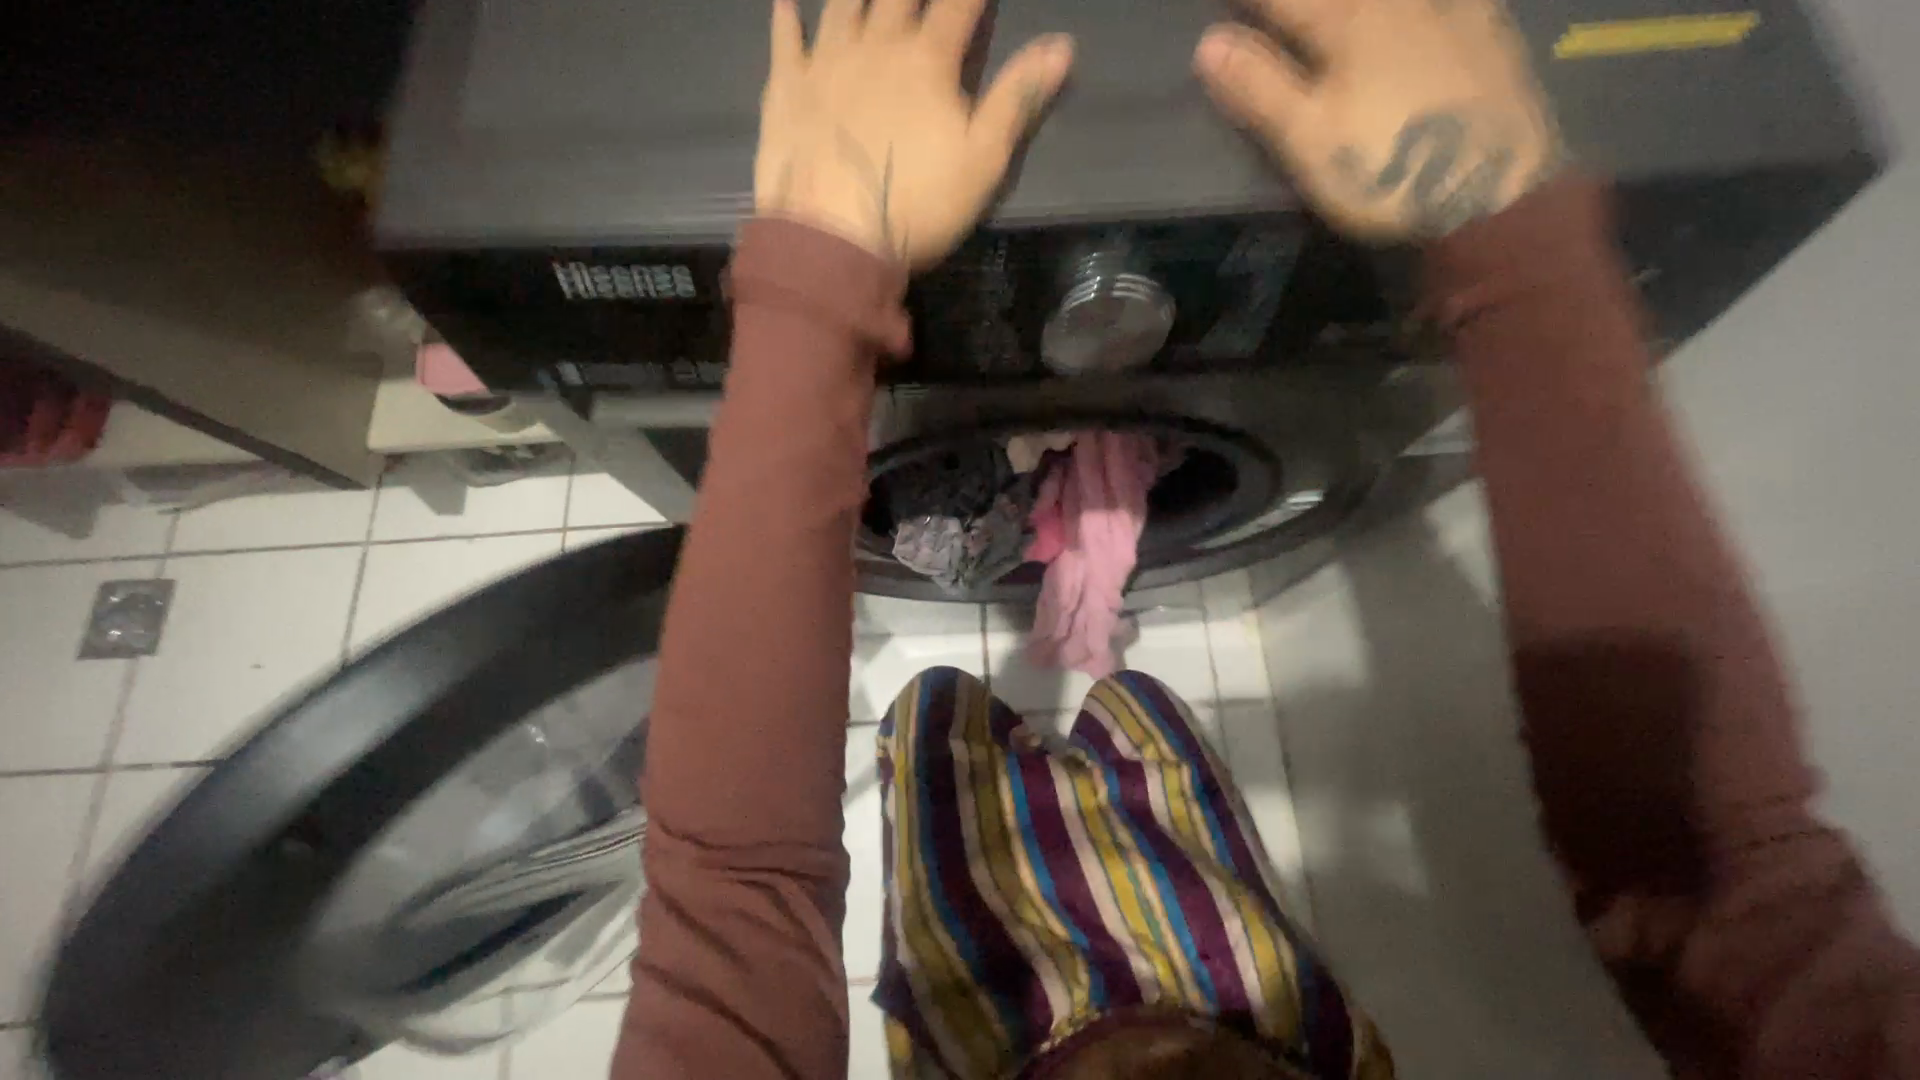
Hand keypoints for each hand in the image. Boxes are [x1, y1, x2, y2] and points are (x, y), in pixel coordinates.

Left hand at [755, 0, 1073, 266]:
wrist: (832, 239)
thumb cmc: (917, 205)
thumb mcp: (983, 161)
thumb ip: (1018, 98)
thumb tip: (1063, 44)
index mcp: (928, 60)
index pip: (958, 4)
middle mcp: (875, 45)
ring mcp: (825, 62)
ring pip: (844, 3)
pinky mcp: (786, 89)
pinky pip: (785, 38)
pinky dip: (787, 17)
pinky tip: (787, 2)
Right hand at [1194, 0, 1562, 240]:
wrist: (1493, 193)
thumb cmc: (1386, 170)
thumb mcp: (1308, 139)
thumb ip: (1260, 88)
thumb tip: (1207, 41)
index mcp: (1349, 25)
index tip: (1222, 9)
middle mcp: (1401, 4)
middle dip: (1303, 0)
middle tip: (1283, 6)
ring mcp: (1452, 12)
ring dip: (1360, 2)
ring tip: (1344, 11)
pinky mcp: (1489, 33)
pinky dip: (1437, 2)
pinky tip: (1433, 5)